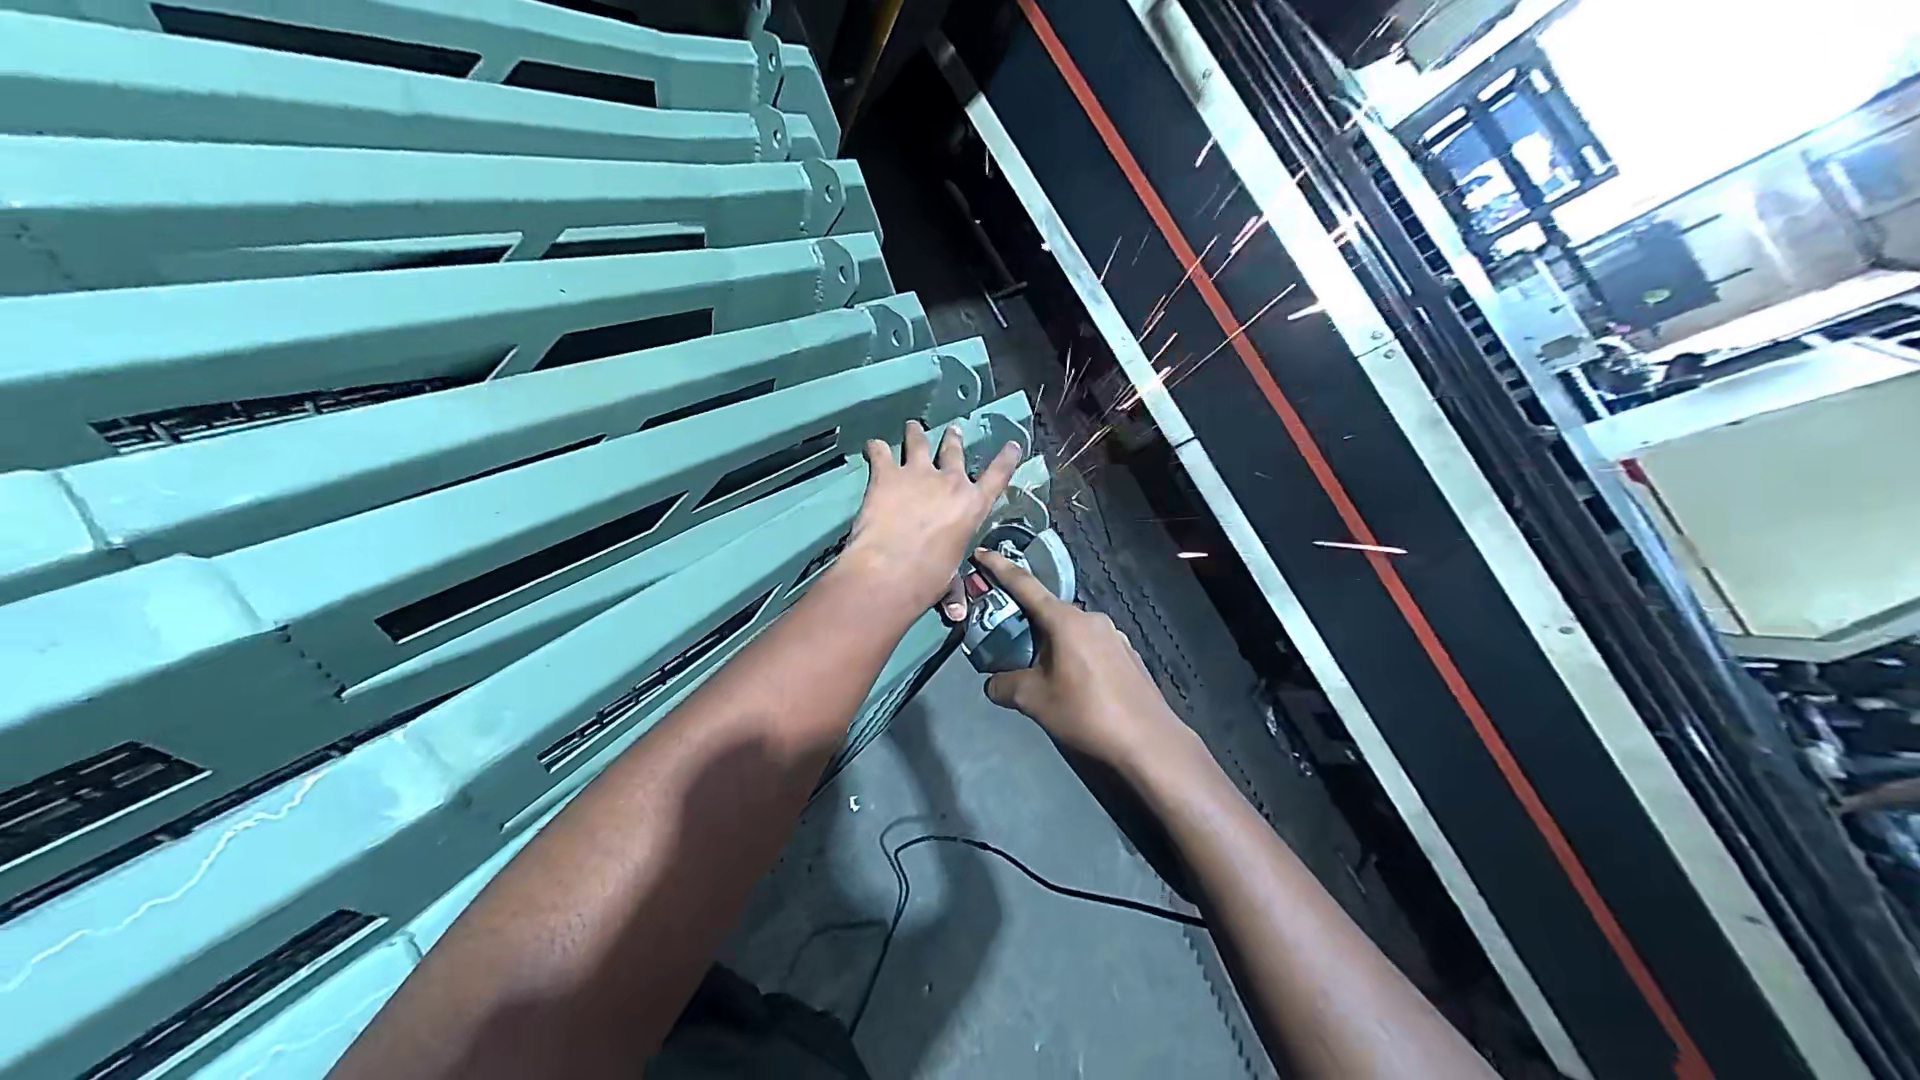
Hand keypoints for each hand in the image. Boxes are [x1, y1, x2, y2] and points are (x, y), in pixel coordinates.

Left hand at [840, 421, 1021, 614]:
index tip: (1012, 444)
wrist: (891, 569)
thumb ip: (954, 591)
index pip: (998, 476)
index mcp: (973, 505)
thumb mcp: (949, 580)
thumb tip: (957, 615)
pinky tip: (871, 446)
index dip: (1006, 458)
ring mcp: (917, 473)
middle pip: (954, 451)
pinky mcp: (886, 474)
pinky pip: (880, 451)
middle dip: (954, 439)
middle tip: (954, 430)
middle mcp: (950, 481)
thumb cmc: (928, 579)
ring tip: (912, 426)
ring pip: (918, 441)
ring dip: (915, 433)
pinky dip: (876, 447)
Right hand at [976, 549, 1193, 770]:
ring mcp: (1114, 635)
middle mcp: (1092, 618)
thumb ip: (1005, 685)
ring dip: (1051, 643)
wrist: (1148, 741)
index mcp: (1066, 621)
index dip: (1000, 567)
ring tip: (1040, 673)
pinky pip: (1090, 646)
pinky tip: (1073, 685)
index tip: (982, 553)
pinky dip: (1073, 655)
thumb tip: (993, 683)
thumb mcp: (1034, 701)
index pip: (1025, 585)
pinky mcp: (1128, 655)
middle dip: (1025, 621)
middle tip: (1004, 640)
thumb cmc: (1086, 713)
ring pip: (1071, 631)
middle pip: (1048, 611)